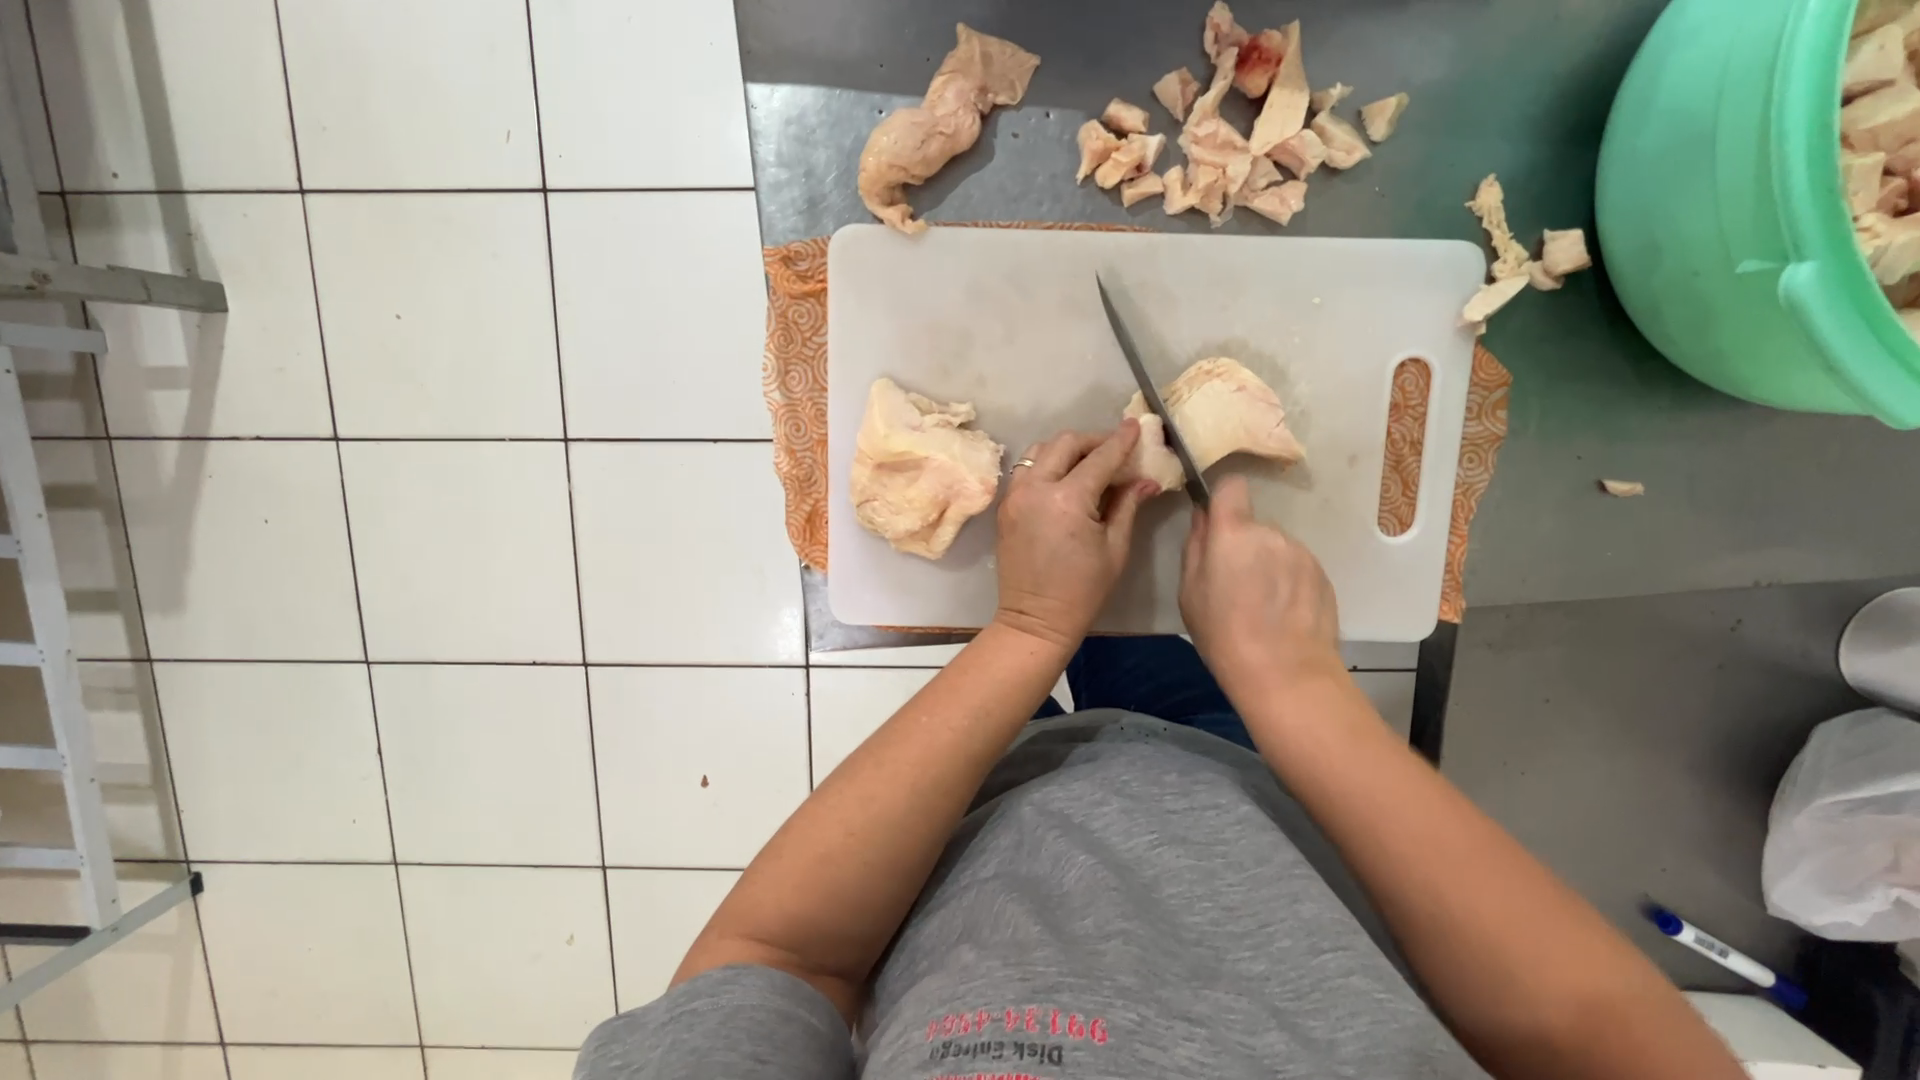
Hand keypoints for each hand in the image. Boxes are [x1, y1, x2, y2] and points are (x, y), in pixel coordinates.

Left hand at [994, 420, 1159, 649]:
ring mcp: (1015, 495)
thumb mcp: (1115, 548)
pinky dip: (1045, 464)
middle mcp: (1036, 488)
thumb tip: (1146, 479)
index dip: (1120, 440)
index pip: (1099, 458)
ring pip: (1039, 450)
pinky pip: (1025, 470)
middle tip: (1114, 449)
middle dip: (1092, 440)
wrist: (1035, 619)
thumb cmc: (1083, 590)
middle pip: (1065, 443)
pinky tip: (1064, 479)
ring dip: (1066, 449)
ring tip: (1088, 463)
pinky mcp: (1005, 506)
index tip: (1135, 425)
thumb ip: (1127, 505)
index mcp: (1067, 499)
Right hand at [1180, 475, 1341, 693]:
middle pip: (1253, 525)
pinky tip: (1283, 614)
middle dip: (1243, 545)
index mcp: (1232, 533)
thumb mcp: (1190, 592)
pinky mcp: (1322, 574)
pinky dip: (1288, 583)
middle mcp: (1270, 533)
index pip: (1231, 487)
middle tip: (1235, 585)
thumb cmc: (1223, 634)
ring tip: (1262, 606)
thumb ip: (1196, 546)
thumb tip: (1203, 517)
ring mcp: (1301, 553)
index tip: (1216, 523)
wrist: (1285, 672)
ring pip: (1276, 548)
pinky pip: (1297, 567)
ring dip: (1267, 565)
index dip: (1222, 500)